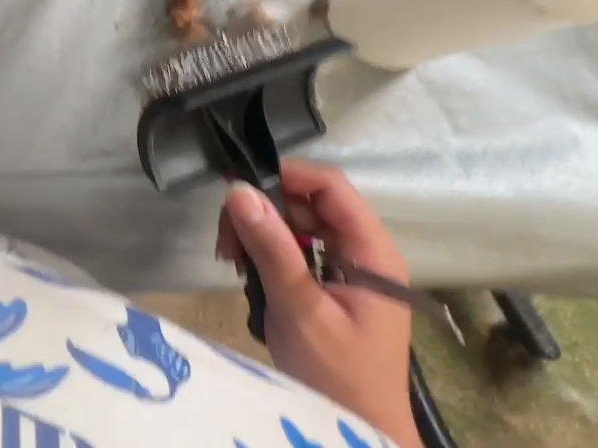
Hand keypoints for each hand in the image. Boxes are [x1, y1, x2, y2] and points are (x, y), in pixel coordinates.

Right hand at [217, 163, 420, 447]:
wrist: (360, 429)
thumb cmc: (338, 373)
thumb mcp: (300, 308)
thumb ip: (271, 248)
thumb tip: (237, 189)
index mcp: (372, 253)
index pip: (331, 187)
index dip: (285, 176)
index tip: (237, 190)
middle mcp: (361, 251)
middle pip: (305, 201)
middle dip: (260, 210)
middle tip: (226, 240)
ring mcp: (344, 266)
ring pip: (292, 221)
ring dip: (256, 231)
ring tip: (231, 258)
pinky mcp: (326, 281)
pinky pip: (290, 245)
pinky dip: (262, 250)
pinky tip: (244, 269)